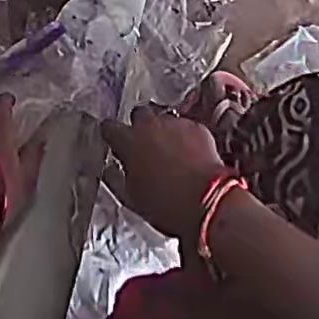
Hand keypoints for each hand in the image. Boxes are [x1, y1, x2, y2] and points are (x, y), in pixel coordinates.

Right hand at [100, 105, 231, 239]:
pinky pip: (187, 128)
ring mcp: (174, 124)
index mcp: (128, 141)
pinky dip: (187, 138)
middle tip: (146, 147)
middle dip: (141, 127)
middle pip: (139, 115)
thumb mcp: (131, 198)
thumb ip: (114, 178)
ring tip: (172, 154)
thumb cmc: (166, 204)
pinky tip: (191, 157)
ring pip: (164, 120)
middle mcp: (148, 126)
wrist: (209, 203)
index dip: (112, 135)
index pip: (109, 127)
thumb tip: (109, 170)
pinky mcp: (197, 128)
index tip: (115, 143)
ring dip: (165, 132)